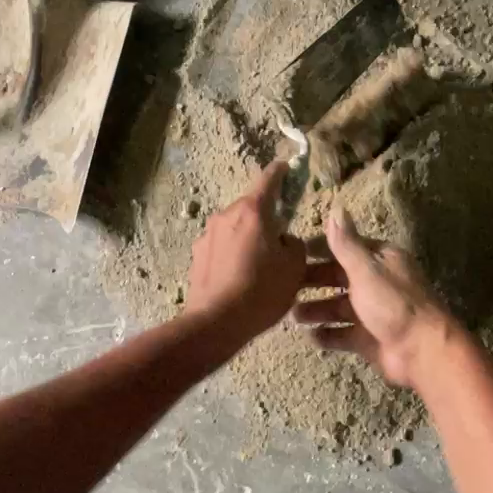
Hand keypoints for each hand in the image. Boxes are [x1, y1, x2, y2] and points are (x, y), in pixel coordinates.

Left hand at [184, 161, 307, 341]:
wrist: (216, 324)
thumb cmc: (262, 291)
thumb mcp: (295, 267)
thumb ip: (294, 242)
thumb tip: (283, 239)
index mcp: (254, 211)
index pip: (270, 178)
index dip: (282, 171)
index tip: (288, 168)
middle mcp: (227, 215)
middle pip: (252, 207)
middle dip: (266, 218)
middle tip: (280, 242)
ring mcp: (208, 234)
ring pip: (236, 227)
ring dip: (248, 238)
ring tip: (258, 267)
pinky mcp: (197, 254)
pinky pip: (222, 246)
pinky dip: (233, 254)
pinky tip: (239, 279)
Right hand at [294, 207, 458, 387]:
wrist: (421, 352)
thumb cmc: (392, 303)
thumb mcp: (366, 269)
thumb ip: (347, 242)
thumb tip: (336, 207)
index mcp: (380, 259)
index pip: (345, 247)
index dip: (319, 249)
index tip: (293, 252)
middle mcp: (376, 282)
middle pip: (338, 278)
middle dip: (314, 281)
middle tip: (285, 286)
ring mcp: (372, 312)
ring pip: (338, 307)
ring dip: (317, 309)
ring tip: (292, 315)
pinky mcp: (369, 338)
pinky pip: (343, 334)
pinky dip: (327, 335)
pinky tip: (310, 336)